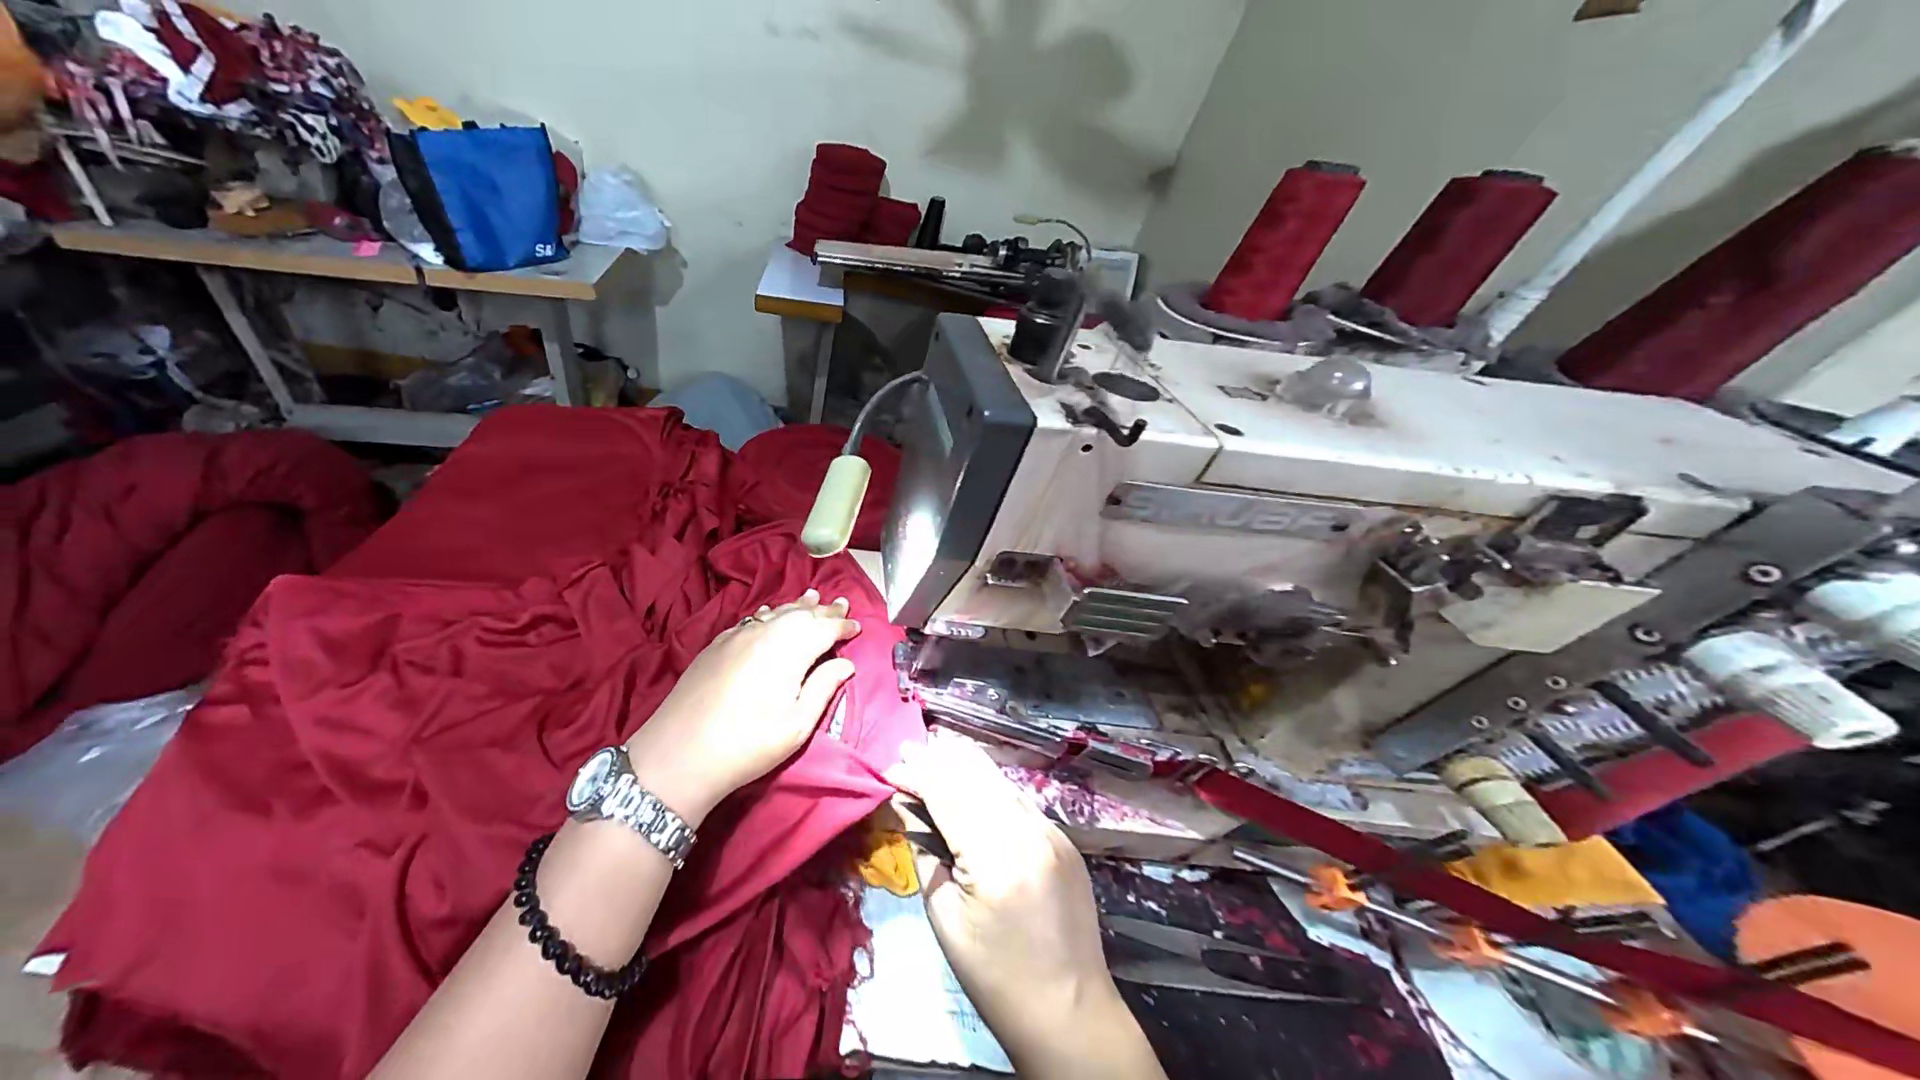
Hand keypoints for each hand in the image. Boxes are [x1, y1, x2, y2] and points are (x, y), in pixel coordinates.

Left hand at [624, 589, 859, 824]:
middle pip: (800, 614)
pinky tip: (771, 615)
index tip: (856, 627)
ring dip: (797, 607)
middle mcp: (763, 633)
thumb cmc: (747, 745)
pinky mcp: (716, 645)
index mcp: (788, 650)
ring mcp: (736, 636)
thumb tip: (845, 664)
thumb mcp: (797, 726)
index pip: (823, 629)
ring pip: (774, 612)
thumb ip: (823, 688)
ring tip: (812, 598)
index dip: (841, 627)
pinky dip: (770, 614)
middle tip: (840, 604)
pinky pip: (751, 619)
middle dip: (823, 610)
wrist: (678, 755)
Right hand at [887, 733, 1164, 1079]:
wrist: (1069, 1012)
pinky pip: (1022, 801)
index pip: (950, 796)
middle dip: (941, 761)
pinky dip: (993, 786)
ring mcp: (1054, 834)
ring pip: (1003, 783)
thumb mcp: (946, 921)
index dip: (919, 776)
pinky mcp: (1065, 840)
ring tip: (937, 753)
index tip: (891, 767)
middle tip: (910, 750)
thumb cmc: (996, 977)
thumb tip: (907, 812)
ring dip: (968, 766)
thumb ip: (926, 857)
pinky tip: (975, 781)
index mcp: (997, 859)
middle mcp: (1030, 834)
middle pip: (978, 779)